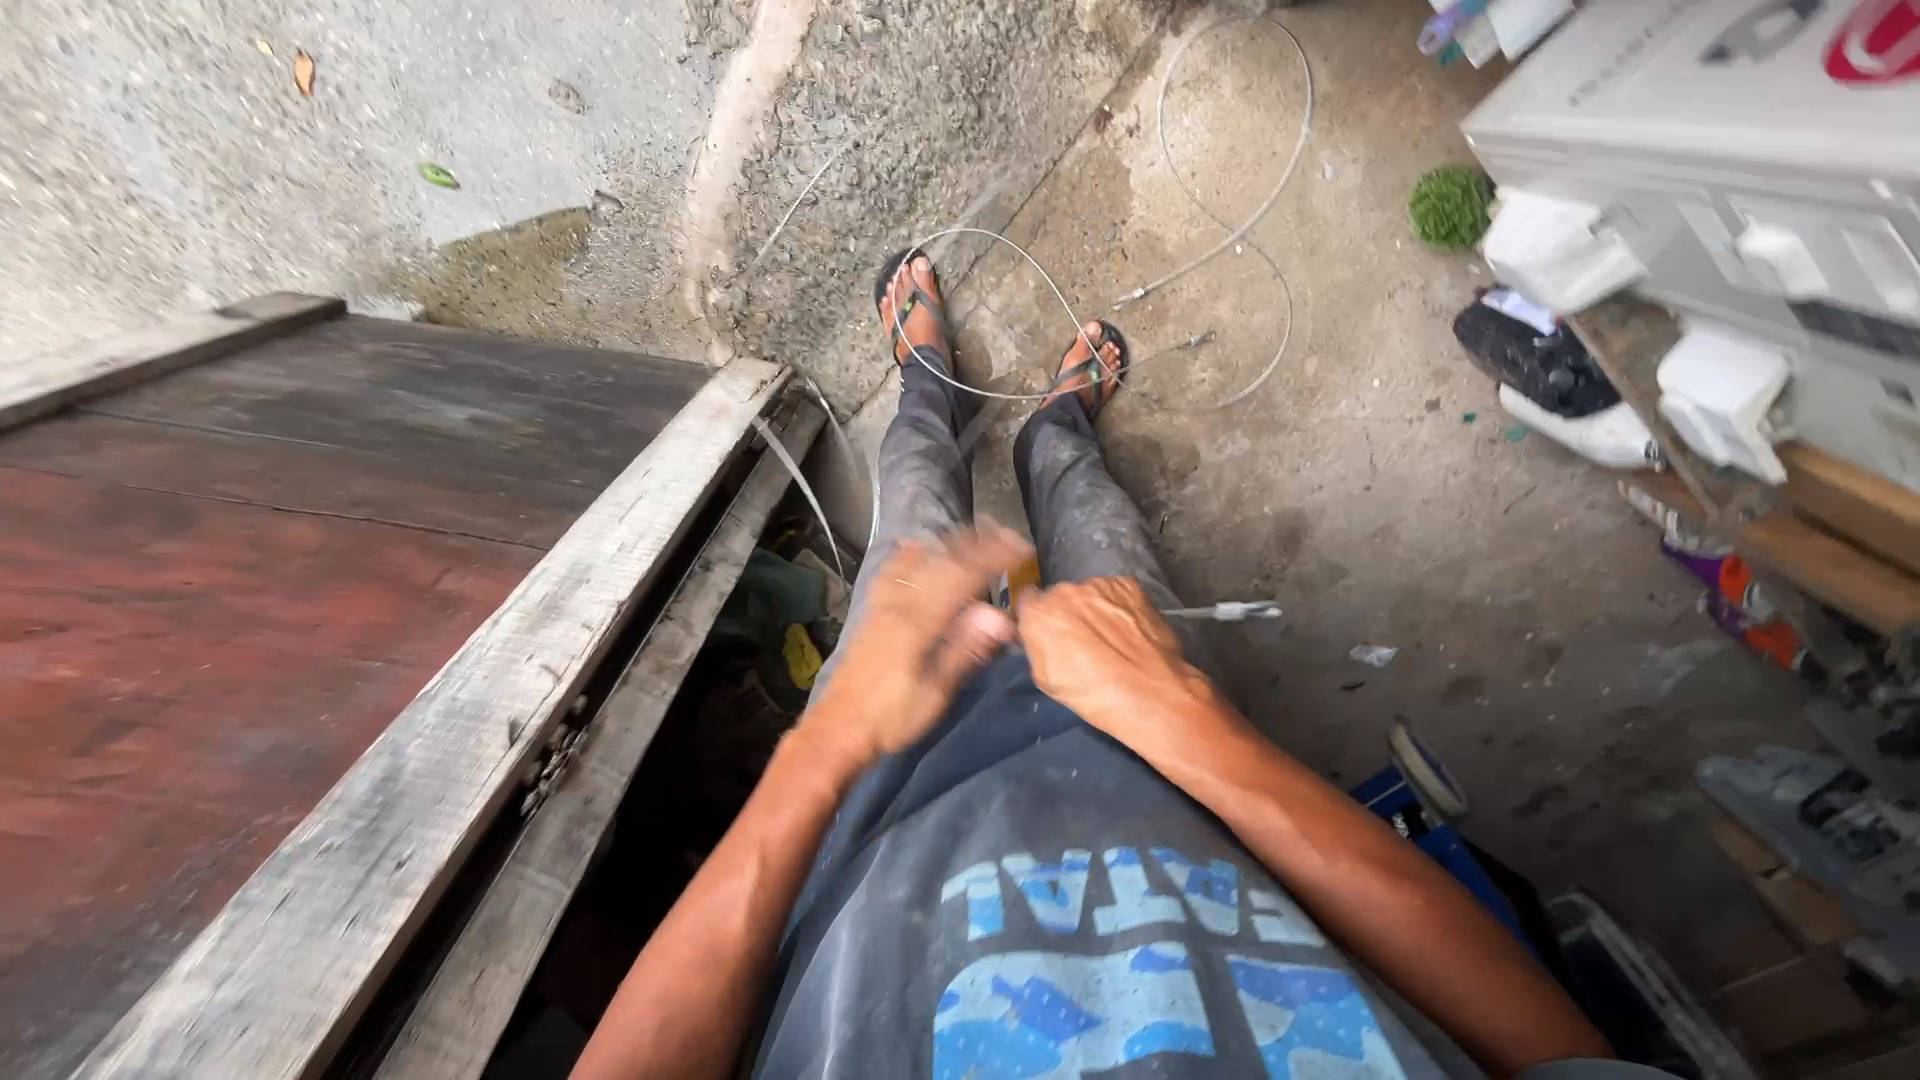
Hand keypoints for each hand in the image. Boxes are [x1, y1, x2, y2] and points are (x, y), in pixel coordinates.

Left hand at [799, 523, 1030, 768]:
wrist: (839, 729)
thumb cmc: (892, 718)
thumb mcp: (936, 691)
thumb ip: (965, 650)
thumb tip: (998, 616)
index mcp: (918, 623)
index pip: (963, 577)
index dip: (993, 558)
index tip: (1019, 547)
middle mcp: (898, 605)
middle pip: (941, 562)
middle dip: (976, 543)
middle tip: (1005, 533)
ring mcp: (881, 606)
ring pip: (916, 562)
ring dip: (946, 543)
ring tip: (971, 533)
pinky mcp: (871, 614)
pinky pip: (891, 572)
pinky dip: (908, 554)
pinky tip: (914, 547)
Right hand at [1017, 577, 1233, 753]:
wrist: (1147, 692)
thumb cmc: (1089, 693)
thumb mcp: (1045, 677)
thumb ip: (1036, 644)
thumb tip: (1036, 633)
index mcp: (1038, 612)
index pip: (1027, 600)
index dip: (1038, 615)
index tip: (1048, 630)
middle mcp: (1065, 590)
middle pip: (1060, 596)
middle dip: (1067, 612)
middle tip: (1083, 638)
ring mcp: (1099, 584)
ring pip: (1090, 593)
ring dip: (1095, 608)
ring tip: (1112, 636)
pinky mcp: (1129, 585)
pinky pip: (1116, 592)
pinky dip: (1119, 606)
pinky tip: (1130, 628)